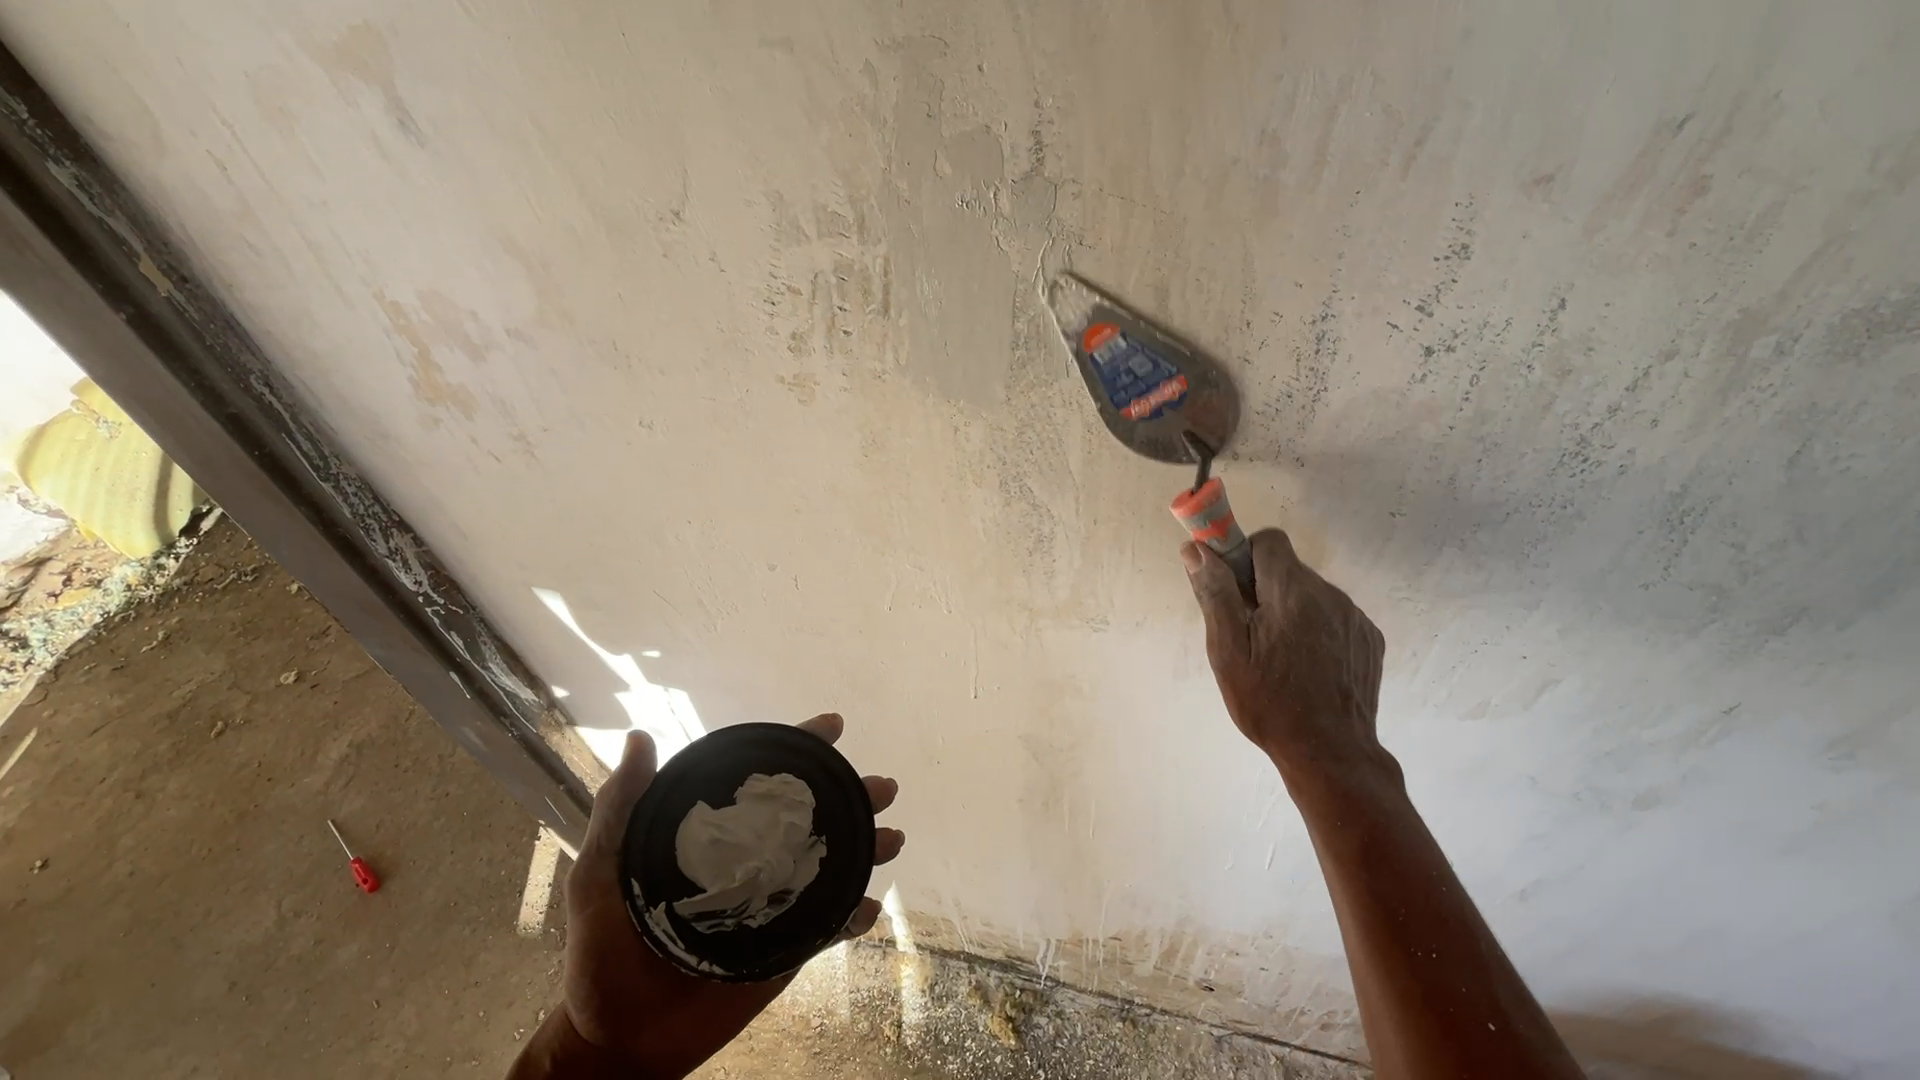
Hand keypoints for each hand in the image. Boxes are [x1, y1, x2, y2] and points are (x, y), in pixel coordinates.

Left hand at [548, 714, 903, 1077]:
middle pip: (811, 819)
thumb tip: (640, 738)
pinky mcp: (785, 952)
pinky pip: (828, 930)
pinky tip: (867, 907)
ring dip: (866, 850)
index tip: (832, 727)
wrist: (617, 1039)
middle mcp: (752, 861)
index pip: (761, 781)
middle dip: (853, 797)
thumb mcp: (600, 874)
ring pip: (831, 867)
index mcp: (715, 837)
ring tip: (891, 839)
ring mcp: (774, 906)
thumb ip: (620, 809)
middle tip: (881, 787)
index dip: (800, 749)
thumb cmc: (601, 952)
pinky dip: (854, 917)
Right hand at [1182, 530, 1388, 778]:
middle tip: (1248, 634)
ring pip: (1310, 595)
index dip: (1244, 556)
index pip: (1268, 541)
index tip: (1232, 589)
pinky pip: (1333, 617)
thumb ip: (1215, 593)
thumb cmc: (1268, 702)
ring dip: (1289, 611)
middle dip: (1263, 590)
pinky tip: (1306, 667)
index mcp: (1293, 591)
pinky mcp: (1369, 640)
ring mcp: (1355, 617)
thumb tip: (1197, 549)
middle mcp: (1330, 595)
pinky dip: (1315, 630)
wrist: (1330, 752)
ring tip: (1278, 658)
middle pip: (1288, 570)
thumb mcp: (1227, 650)